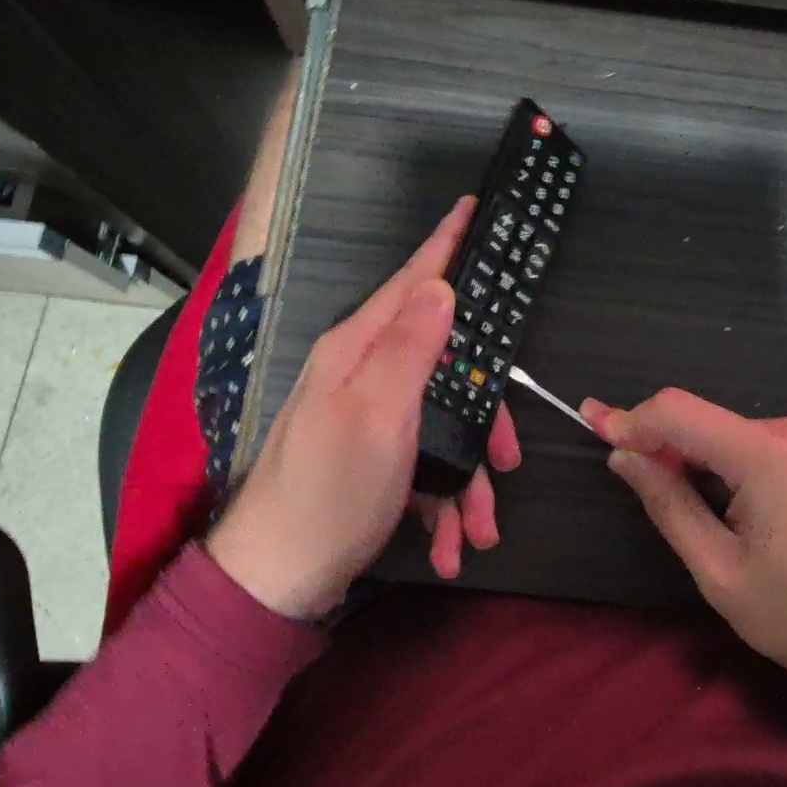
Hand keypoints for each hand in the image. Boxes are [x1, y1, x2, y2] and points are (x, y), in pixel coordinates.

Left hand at [207, 198, 519, 619]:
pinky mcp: (374, 458)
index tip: (473, 208)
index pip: (412, 281)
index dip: (446, 245)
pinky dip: (443, 505)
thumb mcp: (378, 414)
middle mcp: (363, 374)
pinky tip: (448, 545)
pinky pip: (426, 467)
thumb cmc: (330, 492)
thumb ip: (411, 348)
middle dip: (484, 418)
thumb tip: (441, 288)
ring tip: (477, 532)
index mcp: (359, 350)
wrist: (278, 579)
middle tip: (507, 459)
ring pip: (445, 425)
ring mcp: (368, 417)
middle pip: (446, 366)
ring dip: (468, 482)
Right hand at [582, 388, 786, 786]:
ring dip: (690, 457)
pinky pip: (756, 448)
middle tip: (621, 474)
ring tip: (671, 501)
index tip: (590, 430)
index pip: (675, 410)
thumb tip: (625, 458)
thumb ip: (668, 505)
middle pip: (701, 420)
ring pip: (727, 435)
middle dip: (657, 442)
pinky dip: (723, 465)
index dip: (628, 418)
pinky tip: (717, 503)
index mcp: (763, 453)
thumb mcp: (721, 573)